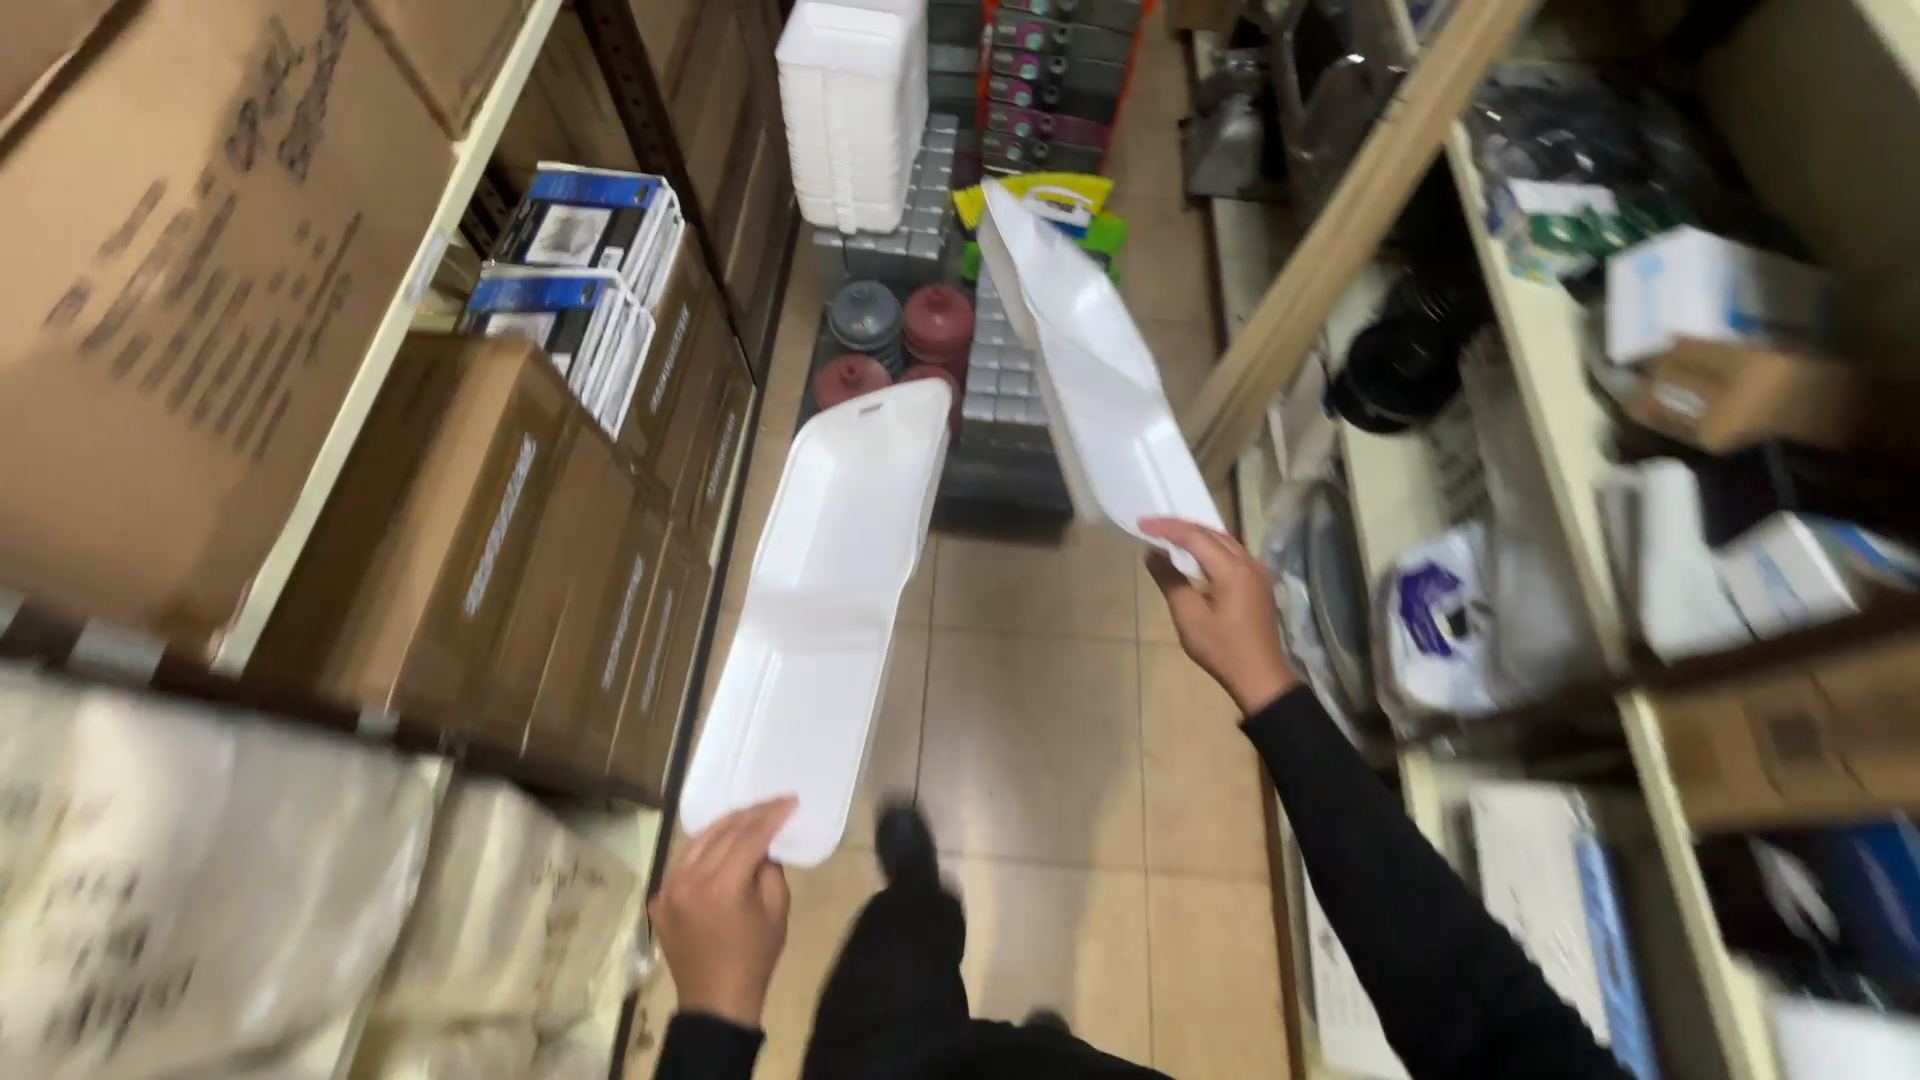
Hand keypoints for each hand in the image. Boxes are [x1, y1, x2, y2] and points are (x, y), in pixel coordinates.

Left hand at [650, 797, 797, 1028]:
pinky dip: (706, 848)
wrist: (716, 1001)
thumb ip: (770, 868)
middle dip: (752, 813)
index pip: (750, 836)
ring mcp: (668, 889)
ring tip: (751, 815)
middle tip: (775, 803)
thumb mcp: (777, 908)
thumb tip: (763, 845)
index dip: (773, 816)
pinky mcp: (659, 899)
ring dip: (727, 825)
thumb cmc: (754, 956)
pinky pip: (685, 862)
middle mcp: (689, 880)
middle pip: (724, 831)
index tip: (791, 801)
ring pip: (700, 840)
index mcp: (722, 885)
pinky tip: (722, 843)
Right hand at [1140, 517, 1296, 713]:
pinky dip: (1209, 548)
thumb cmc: (1221, 649)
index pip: (1195, 536)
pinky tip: (1194, 555)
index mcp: (1232, 569)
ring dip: (1196, 535)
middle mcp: (1248, 563)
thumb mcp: (1188, 616)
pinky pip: (1231, 553)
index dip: (1166, 528)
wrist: (1260, 677)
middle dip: (1181, 526)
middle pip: (1212, 533)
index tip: (1142, 523)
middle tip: (1151, 526)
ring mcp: (1257, 572)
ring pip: (1224, 541)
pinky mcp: (1258, 582)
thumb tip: (1152, 555)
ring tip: (1169, 536)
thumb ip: (1170, 581)